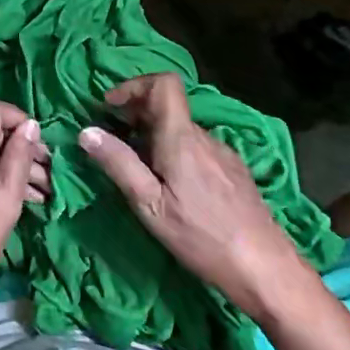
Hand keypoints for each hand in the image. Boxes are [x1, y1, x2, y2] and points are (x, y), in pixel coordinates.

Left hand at [0, 101, 49, 308]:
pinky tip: (29, 196)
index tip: (41, 144)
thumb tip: (31, 125)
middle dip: (24, 148)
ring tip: (46, 190)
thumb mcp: (6, 201)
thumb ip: (18, 159)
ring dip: (18, 165)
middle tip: (52, 172)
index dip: (20, 119)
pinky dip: (3, 177)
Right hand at [80, 73, 303, 317]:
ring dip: (154, 138)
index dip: (134, 86)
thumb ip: (119, 163)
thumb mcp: (149, 205)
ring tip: (138, 171)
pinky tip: (171, 187)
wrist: (263, 266)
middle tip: (113, 144)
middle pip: (168, 107)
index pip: (164, 83)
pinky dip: (174, 153)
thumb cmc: (201, 236)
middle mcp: (205, 137)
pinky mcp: (233, 171)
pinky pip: (196, 149)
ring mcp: (223, 153)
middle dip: (135, 116)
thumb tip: (87, 131)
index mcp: (182, 138)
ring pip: (181, 131)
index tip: (109, 108)